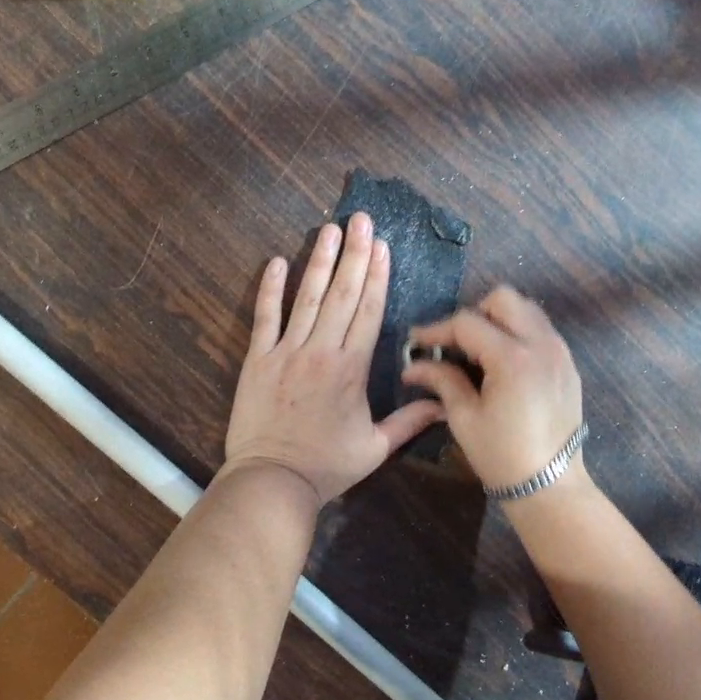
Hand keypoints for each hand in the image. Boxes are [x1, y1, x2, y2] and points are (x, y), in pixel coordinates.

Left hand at [222, 213, 443, 507]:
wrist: (272, 480)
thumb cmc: (326, 467)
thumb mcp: (375, 448)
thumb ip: (410, 421)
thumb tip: (444, 403)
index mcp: (351, 369)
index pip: (367, 311)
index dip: (376, 276)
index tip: (382, 245)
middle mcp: (320, 351)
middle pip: (340, 294)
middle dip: (353, 254)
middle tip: (359, 219)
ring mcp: (285, 352)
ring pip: (305, 297)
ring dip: (318, 260)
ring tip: (328, 228)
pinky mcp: (256, 360)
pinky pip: (264, 317)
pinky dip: (270, 289)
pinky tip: (276, 262)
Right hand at [401, 287, 584, 490]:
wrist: (551, 486)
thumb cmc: (501, 456)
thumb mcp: (464, 418)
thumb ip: (442, 380)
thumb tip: (413, 366)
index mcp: (512, 358)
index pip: (468, 323)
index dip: (437, 329)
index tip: (416, 342)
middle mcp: (542, 345)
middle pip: (504, 299)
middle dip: (473, 314)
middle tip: (455, 344)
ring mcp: (560, 353)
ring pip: (527, 310)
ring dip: (499, 321)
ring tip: (479, 351)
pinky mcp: (568, 365)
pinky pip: (541, 331)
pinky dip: (518, 334)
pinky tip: (502, 365)